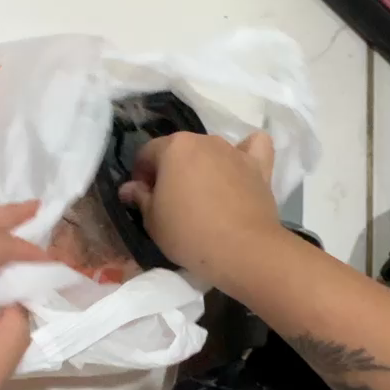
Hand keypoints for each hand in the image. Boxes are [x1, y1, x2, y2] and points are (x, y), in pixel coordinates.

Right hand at [117, 131, 286, 282]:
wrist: (241, 250)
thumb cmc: (188, 234)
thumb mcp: (152, 221)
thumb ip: (140, 198)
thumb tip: (129, 187)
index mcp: (174, 147)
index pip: (147, 153)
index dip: (140, 175)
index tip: (142, 198)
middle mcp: (204, 140)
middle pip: (180, 150)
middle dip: (171, 171)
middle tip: (170, 202)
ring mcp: (234, 151)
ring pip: (212, 150)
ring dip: (202, 166)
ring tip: (203, 195)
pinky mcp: (260, 167)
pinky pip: (253, 147)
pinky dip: (246, 152)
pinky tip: (240, 166)